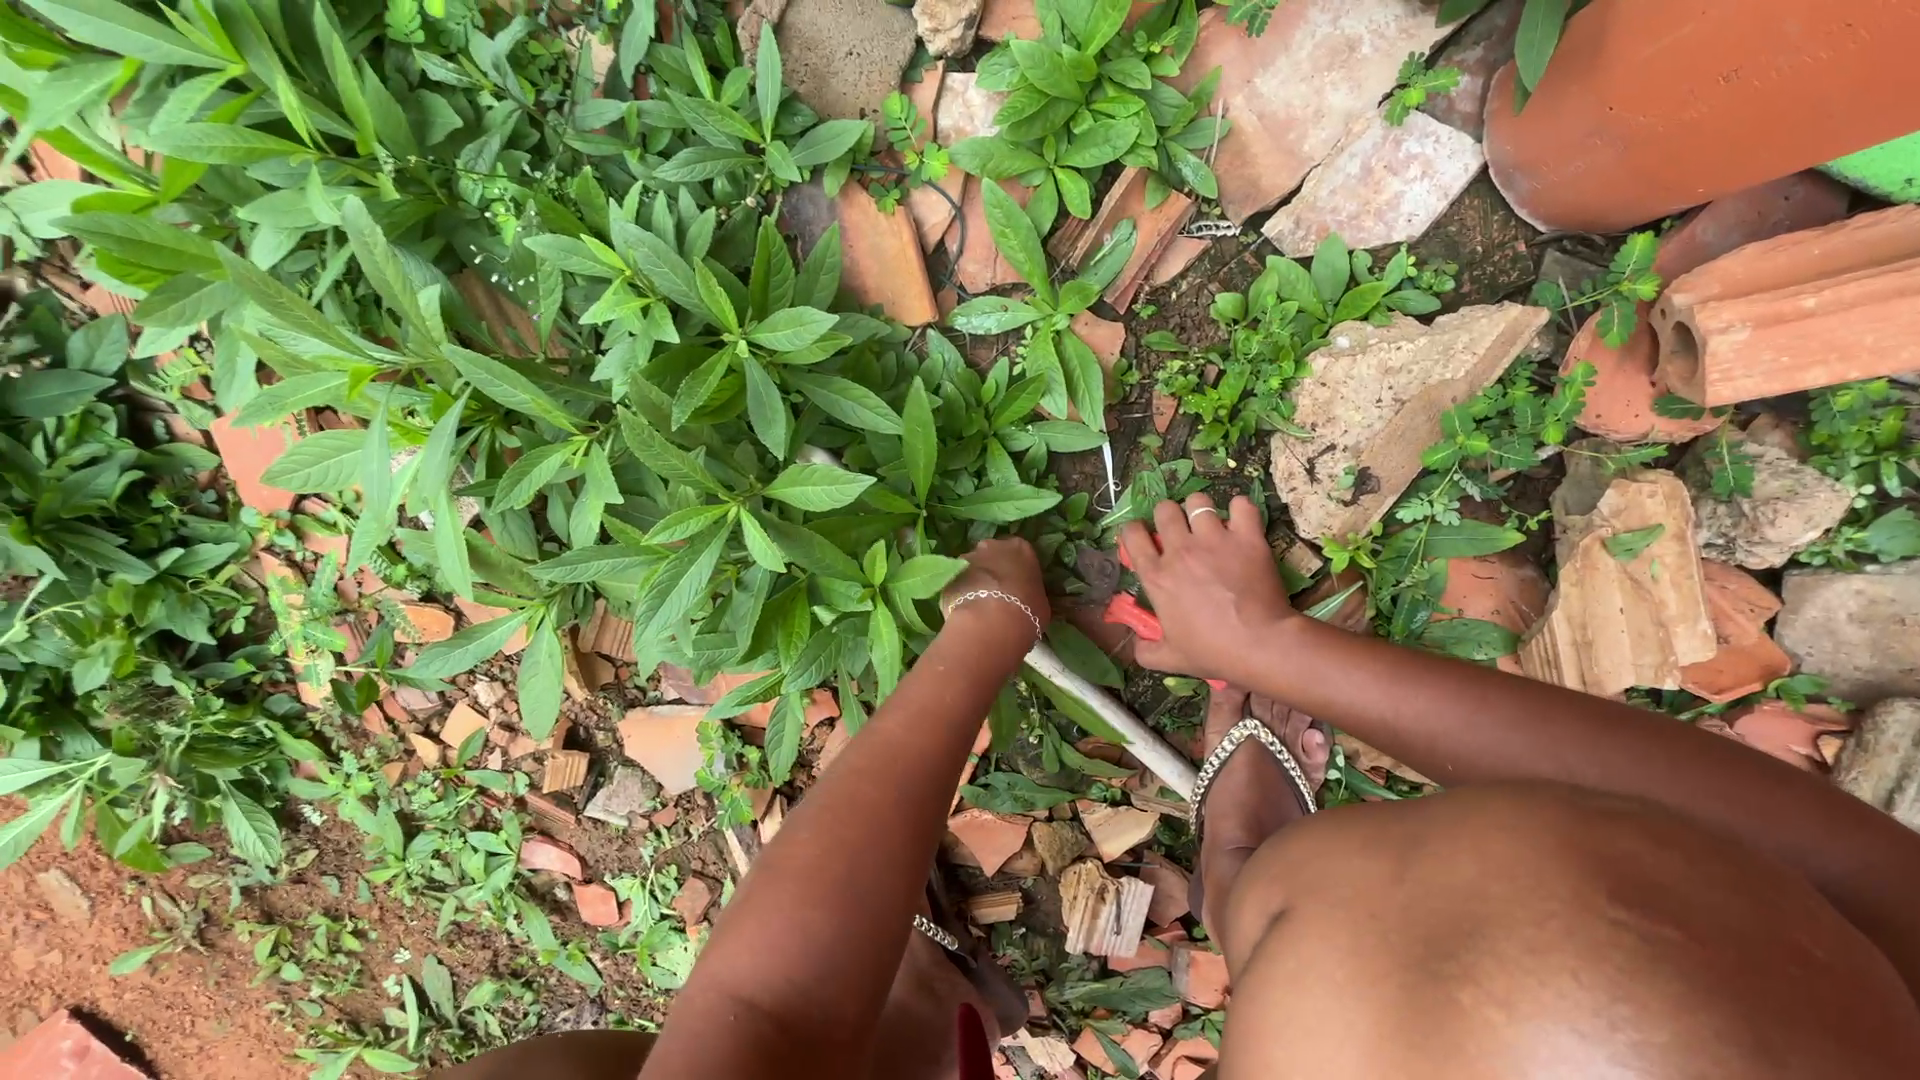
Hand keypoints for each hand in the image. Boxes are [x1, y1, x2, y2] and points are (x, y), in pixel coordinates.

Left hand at [941, 536, 1050, 645]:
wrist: (991, 623)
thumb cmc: (1026, 611)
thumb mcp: (1040, 602)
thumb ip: (1031, 592)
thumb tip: (1027, 597)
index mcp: (1020, 548)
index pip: (1019, 552)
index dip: (1017, 568)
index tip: (1017, 583)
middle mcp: (991, 545)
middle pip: (992, 553)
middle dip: (993, 568)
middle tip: (997, 592)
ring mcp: (966, 558)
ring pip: (971, 566)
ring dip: (974, 579)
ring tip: (978, 604)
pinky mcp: (948, 575)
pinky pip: (956, 582)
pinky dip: (960, 592)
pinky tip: (965, 610)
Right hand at [1117, 494, 1296, 681]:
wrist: (1260, 643)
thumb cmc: (1212, 651)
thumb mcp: (1171, 659)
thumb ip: (1146, 651)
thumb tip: (1136, 645)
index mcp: (1156, 576)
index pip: (1132, 535)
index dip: (1135, 532)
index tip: (1145, 539)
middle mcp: (1180, 550)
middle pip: (1164, 509)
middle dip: (1169, 515)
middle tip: (1181, 531)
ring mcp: (1214, 540)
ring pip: (1198, 502)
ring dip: (1201, 510)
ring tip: (1210, 524)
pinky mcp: (1247, 537)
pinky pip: (1240, 505)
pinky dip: (1240, 509)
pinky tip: (1241, 521)